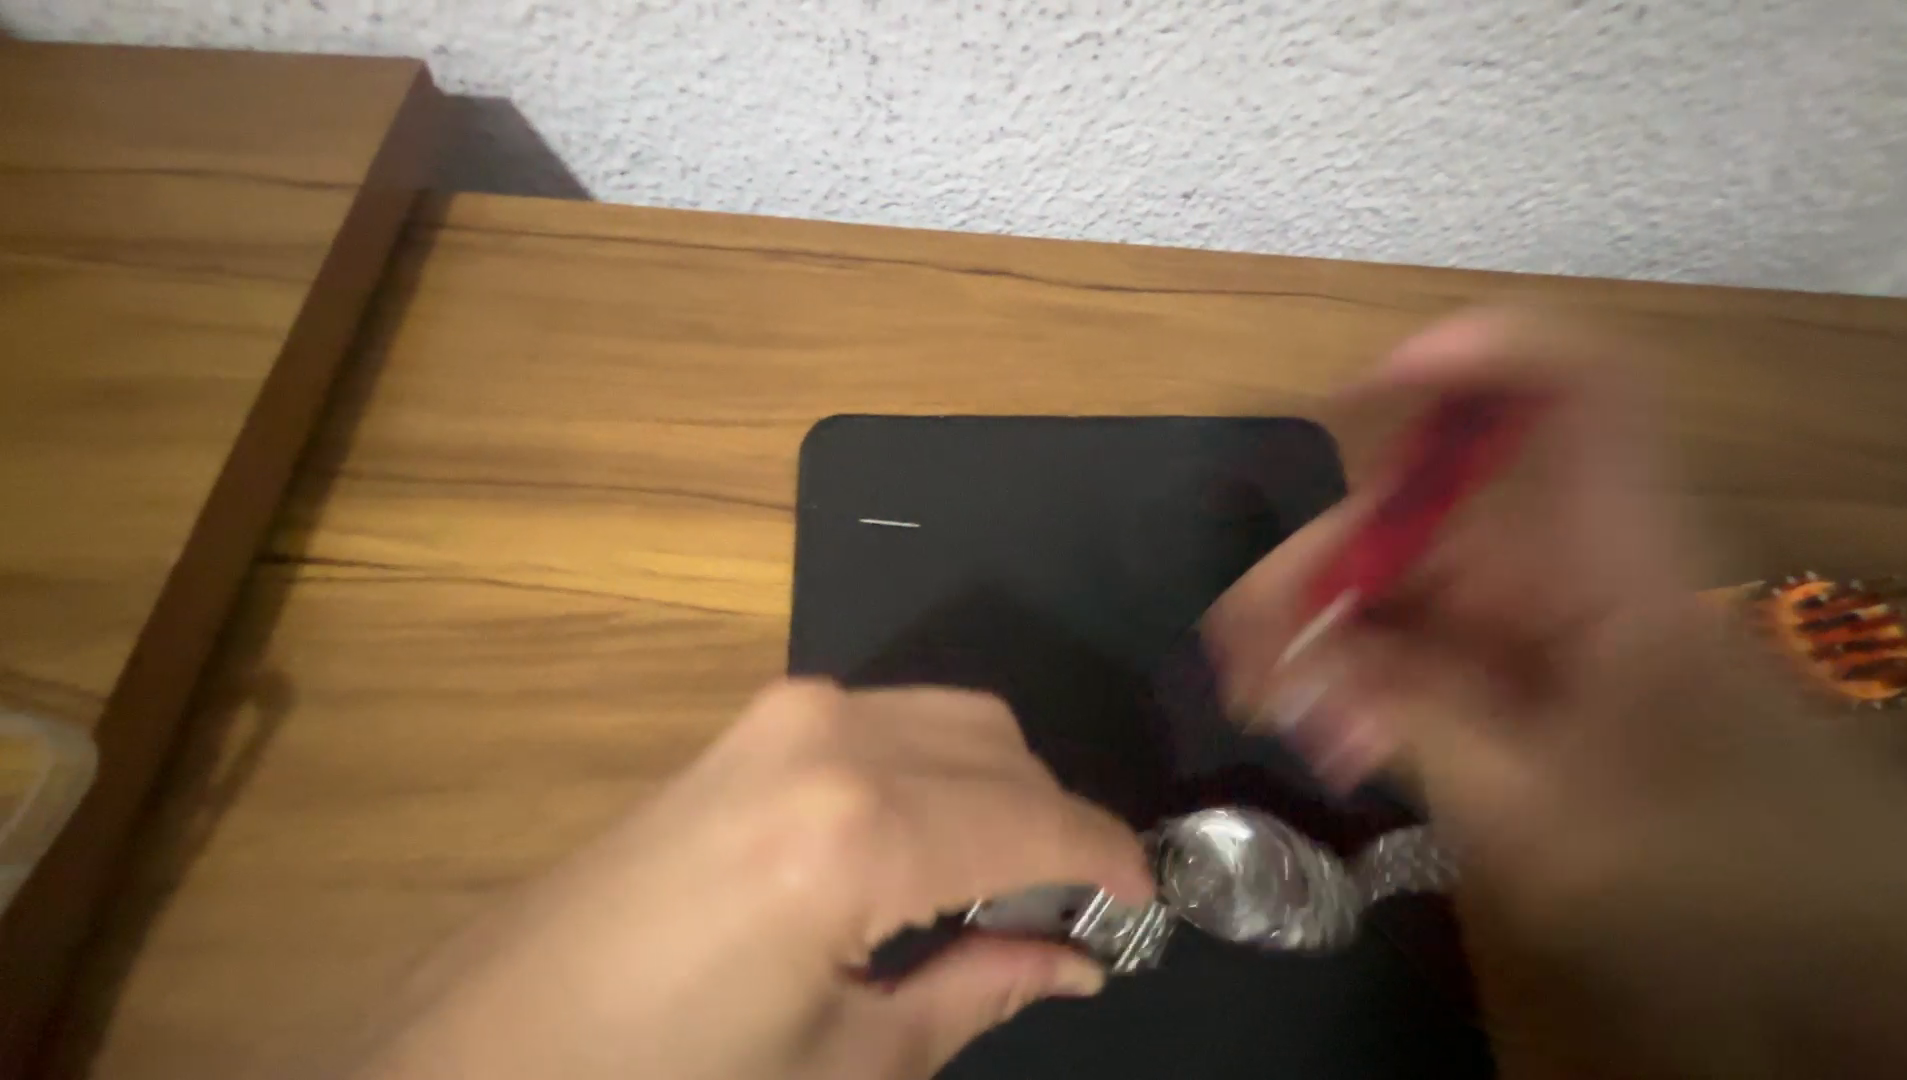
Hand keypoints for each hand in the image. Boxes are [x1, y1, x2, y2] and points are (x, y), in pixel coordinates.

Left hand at [349, 681, 1151, 1079]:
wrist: (488, 1049)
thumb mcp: (846, 1063)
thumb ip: (979, 990)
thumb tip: (1077, 960)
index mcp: (859, 832)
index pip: (1032, 819)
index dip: (1104, 855)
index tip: (1145, 895)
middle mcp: (834, 737)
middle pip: (1000, 748)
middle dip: (1055, 819)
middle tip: (1069, 905)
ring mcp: (791, 711)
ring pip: (953, 719)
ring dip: (1000, 786)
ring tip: (999, 877)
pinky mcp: (761, 716)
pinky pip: (894, 719)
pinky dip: (941, 767)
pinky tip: (925, 840)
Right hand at [1205, 310, 1906, 1078]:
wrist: (1821, 928)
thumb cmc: (1721, 873)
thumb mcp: (1549, 822)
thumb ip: (1409, 730)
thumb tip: (1286, 681)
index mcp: (1608, 563)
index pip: (1570, 396)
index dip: (1464, 362)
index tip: (1351, 396)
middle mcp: (1558, 558)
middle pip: (1407, 512)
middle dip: (1305, 575)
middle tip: (1237, 658)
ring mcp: (1527, 601)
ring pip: (1386, 573)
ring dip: (1313, 632)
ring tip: (1265, 707)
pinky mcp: (1504, 645)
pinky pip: (1401, 629)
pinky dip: (1349, 669)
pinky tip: (1325, 728)